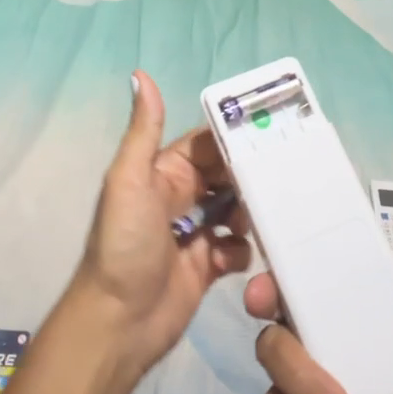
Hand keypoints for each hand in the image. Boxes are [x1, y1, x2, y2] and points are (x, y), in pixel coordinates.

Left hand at [0, 71, 250, 393]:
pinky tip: (229, 258)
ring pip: (235, 209)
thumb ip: (143, 130)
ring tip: (248, 222)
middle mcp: (179, 196)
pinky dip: (239, 250)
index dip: (231, 138)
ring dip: (247, 213)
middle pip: (224, 174)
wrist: (120, 321)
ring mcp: (194, 231)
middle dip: (246, 177)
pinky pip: (235, 247)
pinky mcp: (206, 265)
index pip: (205, 143)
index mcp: (162, 171)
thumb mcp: (129, 180)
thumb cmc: (123, 244)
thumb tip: (140, 72)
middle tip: (272, 182)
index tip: (266, 133)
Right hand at [246, 257, 392, 393]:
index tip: (280, 255)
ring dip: (296, 374)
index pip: (318, 276)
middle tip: (263, 301)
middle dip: (263, 296)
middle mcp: (326, 344)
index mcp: (360, 318)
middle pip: (280, 305)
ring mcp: (308, 385)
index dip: (292, 259)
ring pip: (272, 355)